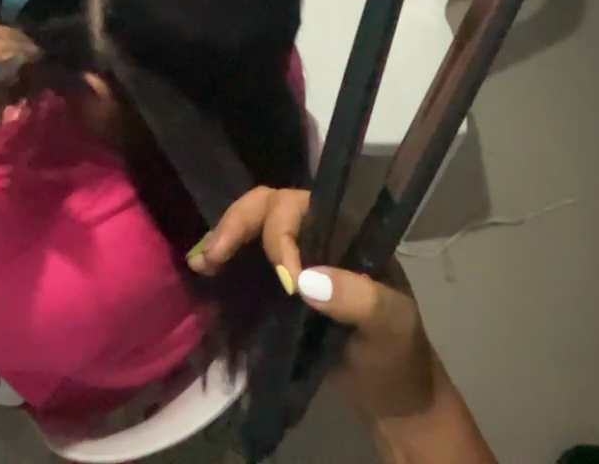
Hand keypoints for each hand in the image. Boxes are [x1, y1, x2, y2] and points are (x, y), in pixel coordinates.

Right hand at [191, 187, 435, 418]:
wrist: (389, 394)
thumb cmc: (397, 352)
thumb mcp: (391, 326)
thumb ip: (359, 299)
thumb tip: (306, 280)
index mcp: (347, 229)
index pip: (303, 208)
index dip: (283, 236)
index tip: (286, 283)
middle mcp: (317, 231)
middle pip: (269, 205)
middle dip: (239, 223)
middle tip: (216, 255)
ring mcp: (295, 253)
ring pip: (251, 223)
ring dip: (223, 236)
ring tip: (201, 262)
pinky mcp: (275, 280)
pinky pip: (244, 254)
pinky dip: (221, 256)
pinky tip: (203, 269)